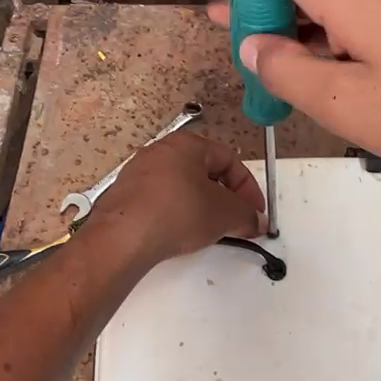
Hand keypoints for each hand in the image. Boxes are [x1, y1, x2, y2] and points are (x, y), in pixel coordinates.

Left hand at [85, 132, 265, 267]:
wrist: (122, 236)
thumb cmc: (178, 212)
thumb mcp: (225, 214)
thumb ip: (247, 215)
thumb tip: (257, 221)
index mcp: (187, 143)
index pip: (229, 159)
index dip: (248, 187)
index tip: (255, 213)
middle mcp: (160, 150)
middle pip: (204, 171)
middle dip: (224, 198)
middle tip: (235, 221)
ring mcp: (138, 172)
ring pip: (181, 186)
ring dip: (200, 206)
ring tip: (208, 231)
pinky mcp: (123, 195)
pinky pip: (159, 200)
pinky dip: (175, 214)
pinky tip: (178, 234)